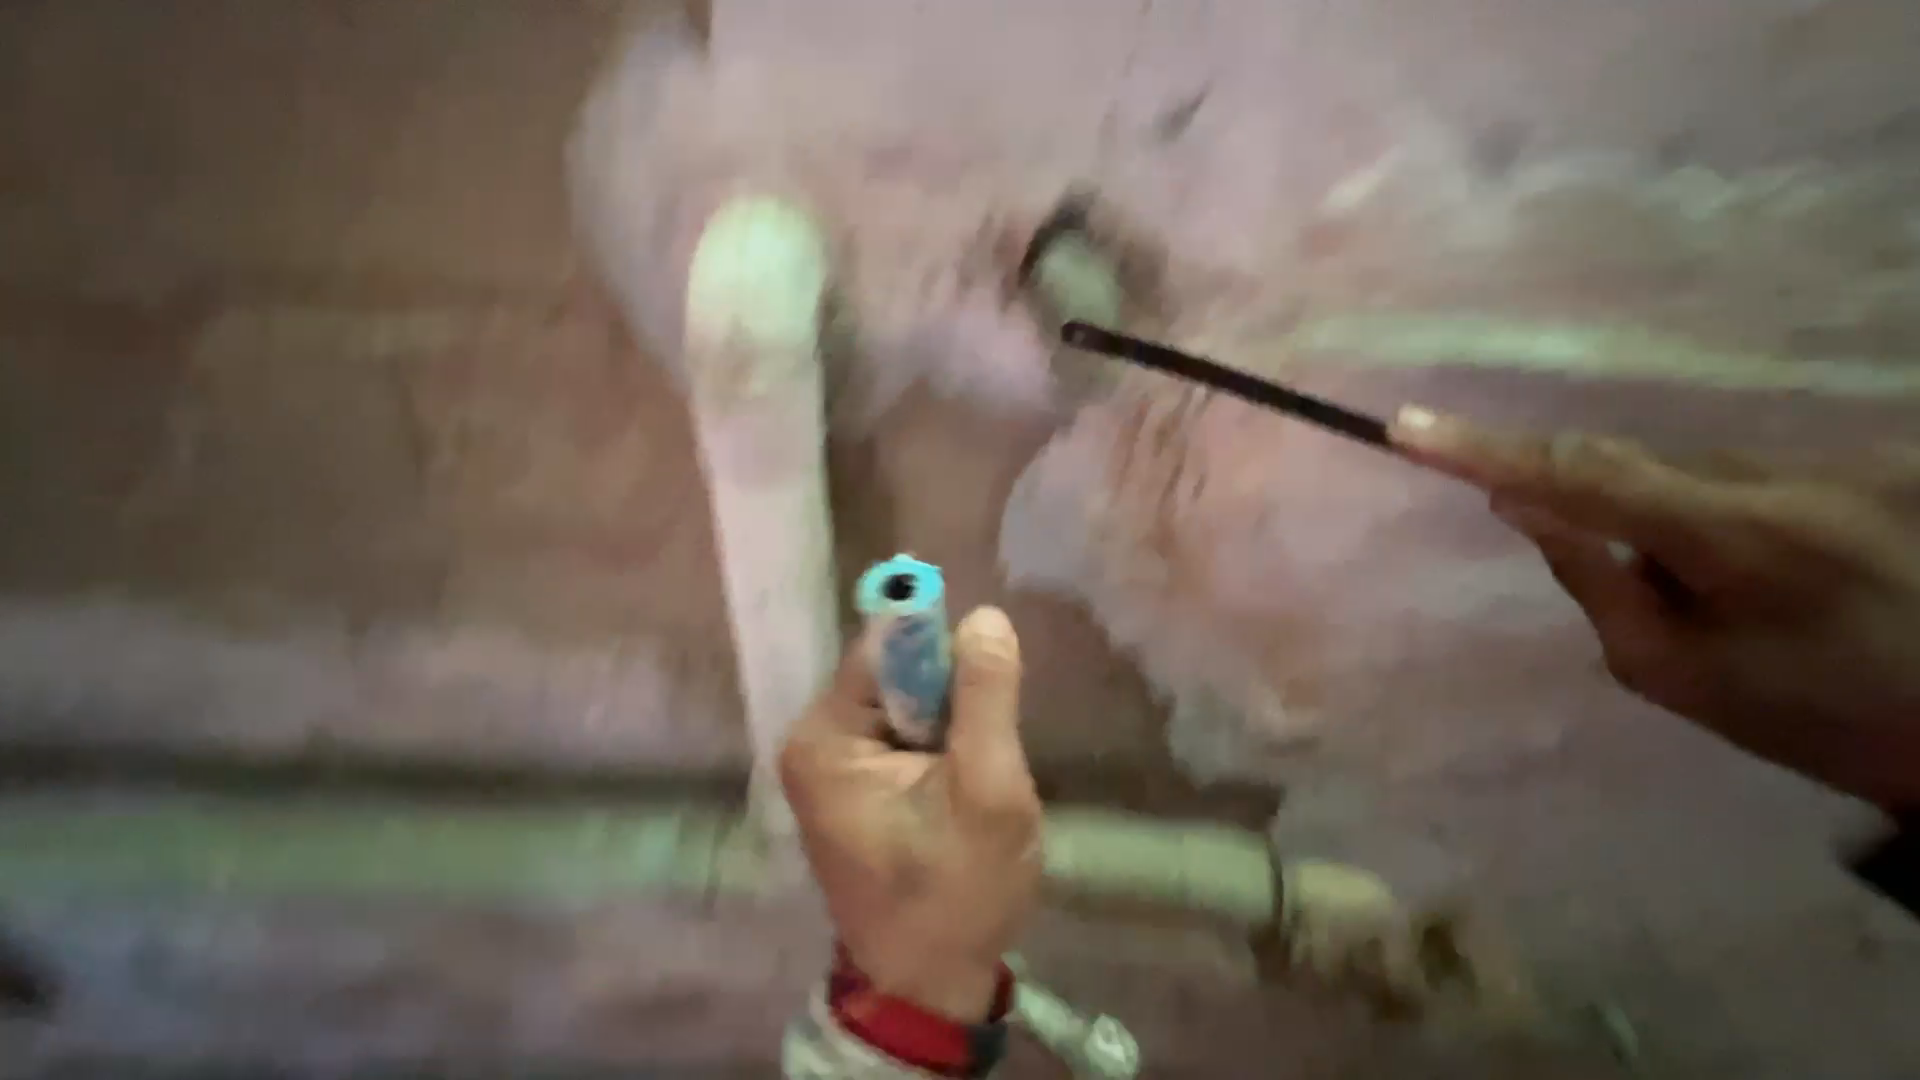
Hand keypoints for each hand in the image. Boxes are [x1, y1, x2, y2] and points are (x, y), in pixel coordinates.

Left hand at [779, 607, 1042, 1020]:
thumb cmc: (958, 892)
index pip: (886, 648)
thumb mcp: (987, 789)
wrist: (930, 983)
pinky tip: (952, 790)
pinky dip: (937, 748)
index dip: (943, 655)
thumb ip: (985, 696)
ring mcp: (827, 763)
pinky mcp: (849, 783)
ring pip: (904, 701)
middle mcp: (812, 739)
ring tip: (968, 780)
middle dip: (949, 700)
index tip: (987, 688)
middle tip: (980, 754)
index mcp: (824, 736)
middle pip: (893, 673)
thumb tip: (983, 617)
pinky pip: (901, 732)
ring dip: (949, 726)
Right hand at [1391, 406, 1919, 808]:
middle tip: (1622, 574)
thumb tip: (1520, 504)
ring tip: (1718, 592)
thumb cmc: (1819, 719)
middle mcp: (1789, 475)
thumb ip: (1589, 579)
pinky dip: (1707, 514)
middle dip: (1587, 504)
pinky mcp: (1868, 457)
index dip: (1485, 450)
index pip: (1581, 475)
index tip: (1407, 427)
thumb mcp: (1674, 673)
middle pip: (1628, 463)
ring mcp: (1840, 458)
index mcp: (1737, 538)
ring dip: (1655, 515)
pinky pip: (1731, 474)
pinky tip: (1761, 571)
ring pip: (1680, 468)